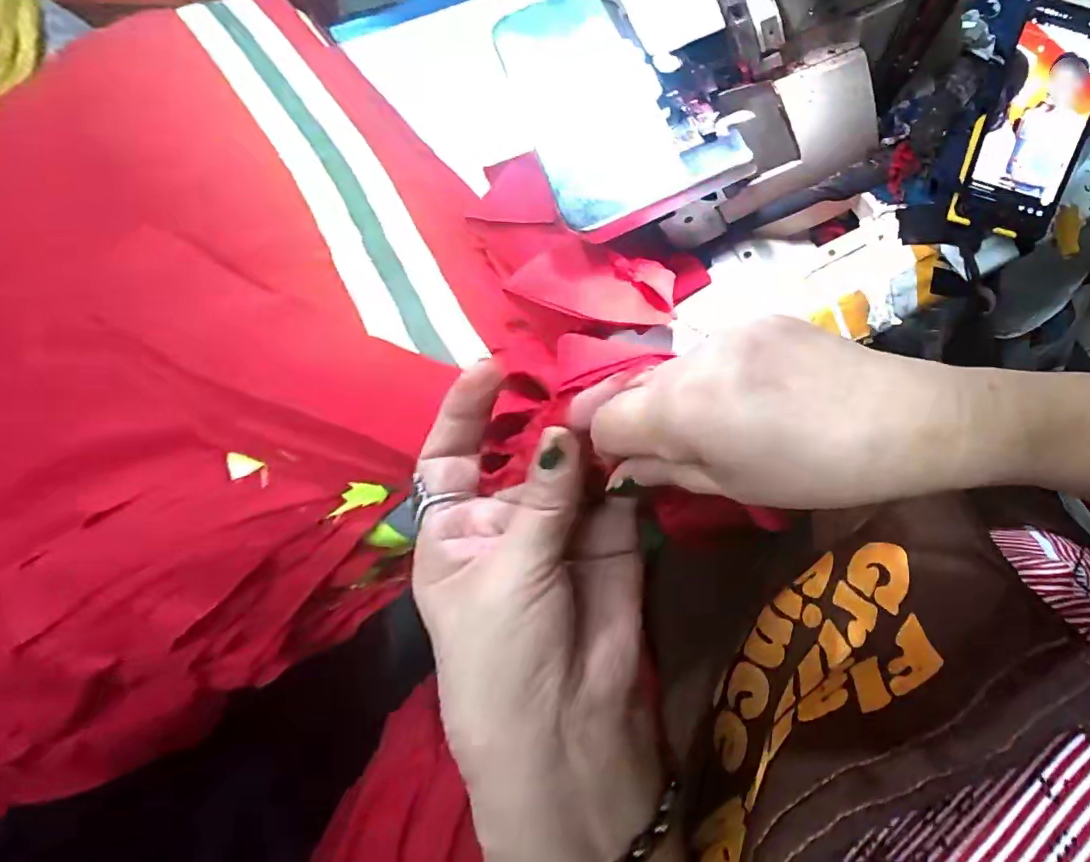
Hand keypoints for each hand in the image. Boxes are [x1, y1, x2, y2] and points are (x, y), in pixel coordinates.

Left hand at [412, 362, 663, 861]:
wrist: (568, 722)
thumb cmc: (500, 654)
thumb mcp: (508, 574)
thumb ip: (543, 500)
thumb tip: (566, 430)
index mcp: (458, 532)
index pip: (453, 457)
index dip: (467, 412)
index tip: (493, 367)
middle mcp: (512, 519)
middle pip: (526, 452)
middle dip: (546, 417)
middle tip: (577, 377)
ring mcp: (566, 523)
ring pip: (578, 464)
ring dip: (593, 435)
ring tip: (613, 397)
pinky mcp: (615, 531)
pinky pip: (619, 485)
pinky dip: (627, 461)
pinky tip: (636, 433)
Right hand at [568, 316, 980, 509]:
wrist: (902, 417)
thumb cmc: (819, 471)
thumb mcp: (736, 485)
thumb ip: (669, 469)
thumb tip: (625, 464)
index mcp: (683, 403)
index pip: (604, 417)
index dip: (603, 444)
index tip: (623, 461)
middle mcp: (698, 353)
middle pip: (637, 384)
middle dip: (638, 415)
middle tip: (671, 446)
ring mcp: (734, 327)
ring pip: (679, 364)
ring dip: (681, 393)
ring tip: (726, 421)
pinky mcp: (766, 317)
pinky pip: (719, 348)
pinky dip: (719, 373)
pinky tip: (758, 393)